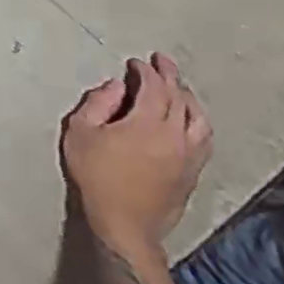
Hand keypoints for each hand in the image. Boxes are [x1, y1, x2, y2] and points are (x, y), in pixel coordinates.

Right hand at [62, 54, 211, 262]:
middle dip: (171, 77)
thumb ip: (97, 103)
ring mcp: (190, 155)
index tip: (136, 62)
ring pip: (200, 119)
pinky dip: (197, 120)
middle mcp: (177, 136)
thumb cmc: (95, 174)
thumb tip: (116, 86)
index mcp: (149, 124)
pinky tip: (190, 119)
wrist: (124, 222)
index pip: (154, 88)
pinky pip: (203, 137)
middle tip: (162, 62)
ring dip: (189, 98)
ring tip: (179, 87)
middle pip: (180, 99)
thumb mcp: (80, 132)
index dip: (146, 72)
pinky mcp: (194, 171)